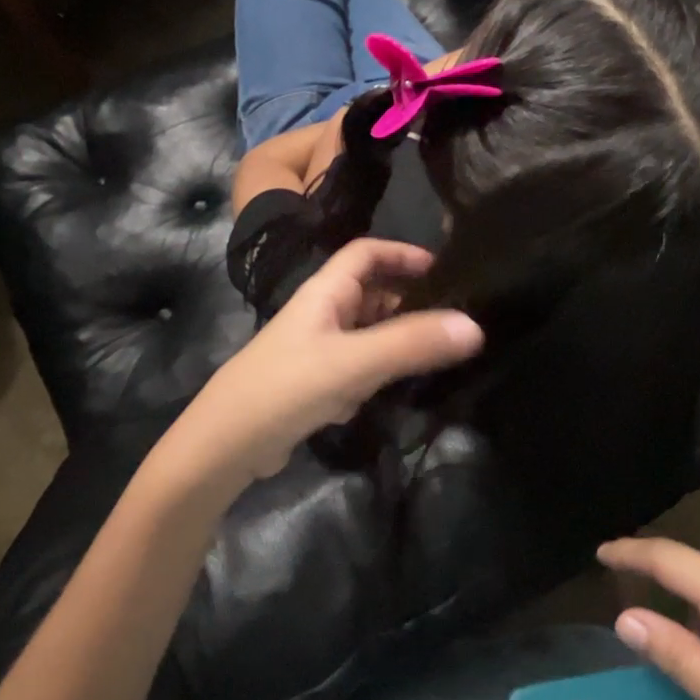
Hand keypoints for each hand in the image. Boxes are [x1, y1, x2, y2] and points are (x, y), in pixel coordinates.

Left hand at [165, 239, 482, 484]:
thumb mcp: (354, 363)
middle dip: (410, 303)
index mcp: (325, 293)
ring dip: (397, 343)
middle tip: (455, 321)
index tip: (444, 271)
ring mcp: (317, 350)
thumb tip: (475, 326)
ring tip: (437, 359)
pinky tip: (387, 397)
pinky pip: (357, 367)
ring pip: (368, 334)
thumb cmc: (286, 388)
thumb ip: (412, 344)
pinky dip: (376, 376)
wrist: (224, 446)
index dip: (403, 254)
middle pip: (373, 294)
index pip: (366, 254)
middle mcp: (322, 314)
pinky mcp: (314, 384)